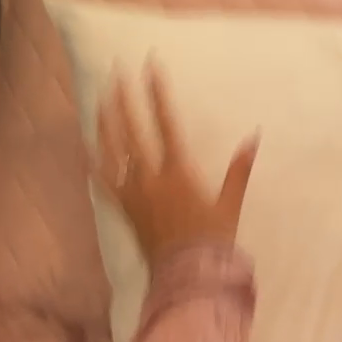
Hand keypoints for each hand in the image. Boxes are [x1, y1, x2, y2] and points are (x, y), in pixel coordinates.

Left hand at [89, 62, 259, 263]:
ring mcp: (133, 193)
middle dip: (122, 98)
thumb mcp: (230, 205)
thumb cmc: (213, 241)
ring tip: (99, 97)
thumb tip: (254, 138)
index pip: (165, 123)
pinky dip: (95, 163)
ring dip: (104, 121)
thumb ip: (239, 170)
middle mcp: (151, 177)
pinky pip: (105, 181)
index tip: (150, 66)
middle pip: (130, 129)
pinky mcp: (124, 209)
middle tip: (113, 71)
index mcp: (179, 172)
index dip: (157, 93)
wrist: (188, 275)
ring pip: (112, 149)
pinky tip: (88, 148)